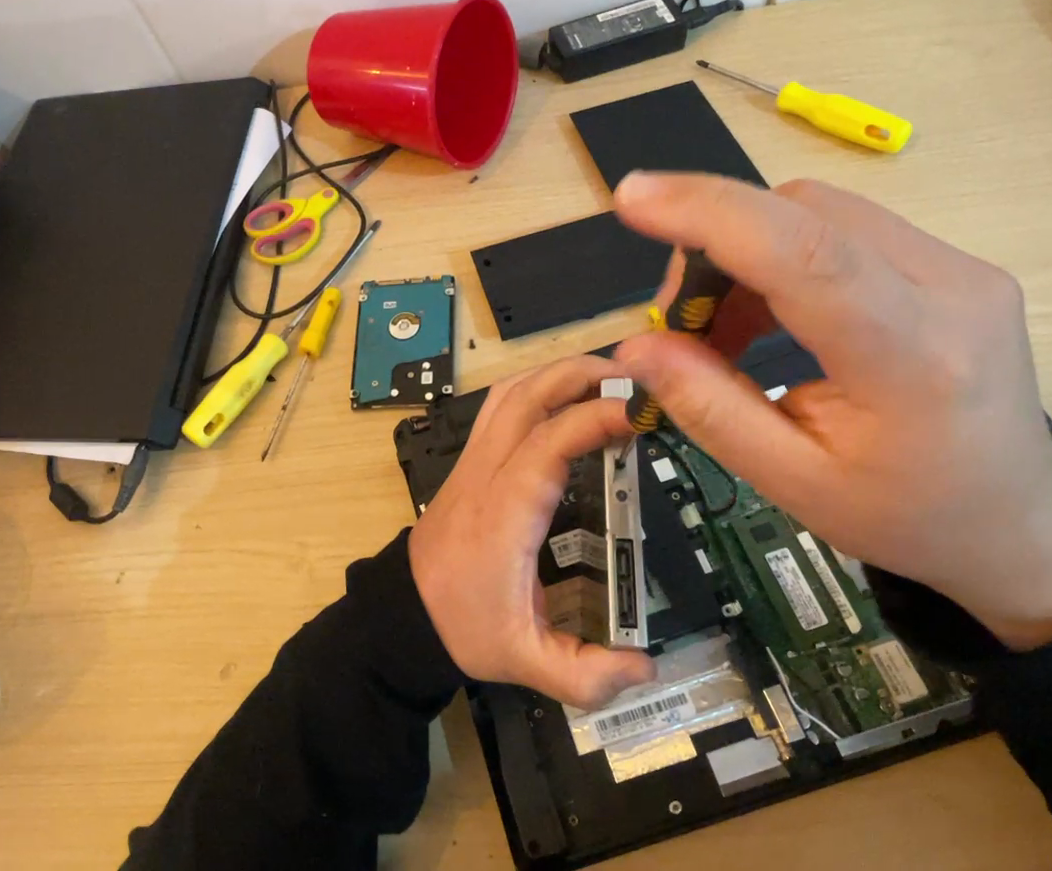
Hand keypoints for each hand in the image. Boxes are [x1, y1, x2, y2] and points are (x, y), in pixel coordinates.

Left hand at [408, 355, 657, 707]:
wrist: (406, 614)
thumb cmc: (465, 628)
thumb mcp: (525, 663)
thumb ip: (586, 676)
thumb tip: (645, 666)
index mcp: (504, 515)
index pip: (547, 444)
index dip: (593, 418)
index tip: (640, 413)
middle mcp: (485, 475)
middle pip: (526, 397)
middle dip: (581, 376)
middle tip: (635, 381)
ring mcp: (473, 461)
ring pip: (510, 393)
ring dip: (558, 375)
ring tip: (608, 382)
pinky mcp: (471, 461)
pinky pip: (500, 406)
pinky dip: (537, 388)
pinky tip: (568, 400)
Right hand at [612, 172, 1051, 649]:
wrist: (1019, 520)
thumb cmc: (905, 516)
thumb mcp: (794, 483)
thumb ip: (712, 409)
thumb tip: (638, 348)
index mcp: (913, 362)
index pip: (807, 257)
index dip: (712, 216)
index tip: (633, 198)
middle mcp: (951, 292)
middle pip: (805, 215)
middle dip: (716, 245)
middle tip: (679, 321)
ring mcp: (961, 268)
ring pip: (819, 212)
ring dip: (745, 251)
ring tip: (719, 327)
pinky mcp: (953, 263)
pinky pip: (843, 228)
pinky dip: (780, 257)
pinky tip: (766, 314)